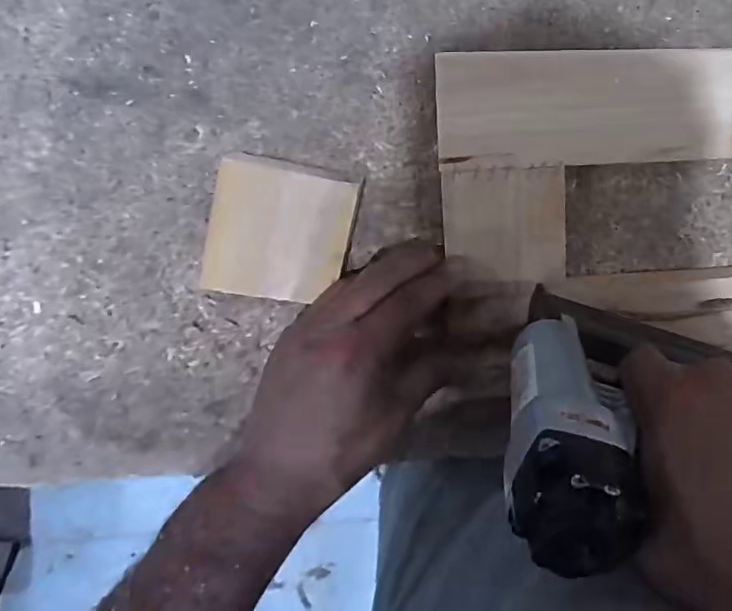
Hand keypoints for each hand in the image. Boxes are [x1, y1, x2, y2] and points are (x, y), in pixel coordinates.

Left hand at [224, 240, 456, 520]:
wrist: (270, 477)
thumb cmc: (341, 452)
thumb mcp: (395, 416)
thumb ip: (429, 371)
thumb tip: (460, 345)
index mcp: (359, 350)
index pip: (408, 298)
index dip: (438, 281)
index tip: (461, 269)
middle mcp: (330, 326)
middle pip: (380, 274)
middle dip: (415, 259)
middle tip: (442, 255)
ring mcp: (307, 325)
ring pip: (355, 276)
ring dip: (388, 266)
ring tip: (415, 266)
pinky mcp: (294, 330)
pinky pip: (334, 292)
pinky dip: (363, 281)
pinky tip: (378, 291)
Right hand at [622, 349, 731, 610]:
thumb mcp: (661, 552)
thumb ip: (637, 502)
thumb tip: (635, 485)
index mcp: (673, 402)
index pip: (636, 362)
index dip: (634, 390)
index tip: (640, 424)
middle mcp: (714, 377)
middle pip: (685, 381)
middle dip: (682, 413)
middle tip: (691, 465)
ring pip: (726, 392)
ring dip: (723, 418)